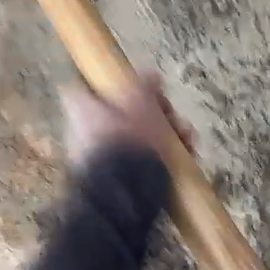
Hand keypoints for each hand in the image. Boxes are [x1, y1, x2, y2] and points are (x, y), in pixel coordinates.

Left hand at [59, 72, 194, 168]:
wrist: (120, 195)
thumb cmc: (129, 142)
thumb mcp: (141, 105)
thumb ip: (145, 87)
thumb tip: (151, 74)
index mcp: (82, 108)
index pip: (89, 86)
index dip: (115, 85)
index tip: (141, 89)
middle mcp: (81, 132)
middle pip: (121, 114)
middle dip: (156, 116)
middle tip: (176, 121)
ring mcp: (95, 159)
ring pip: (134, 140)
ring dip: (165, 138)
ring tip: (188, 143)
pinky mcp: (111, 181)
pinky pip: (137, 163)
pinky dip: (160, 160)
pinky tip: (183, 162)